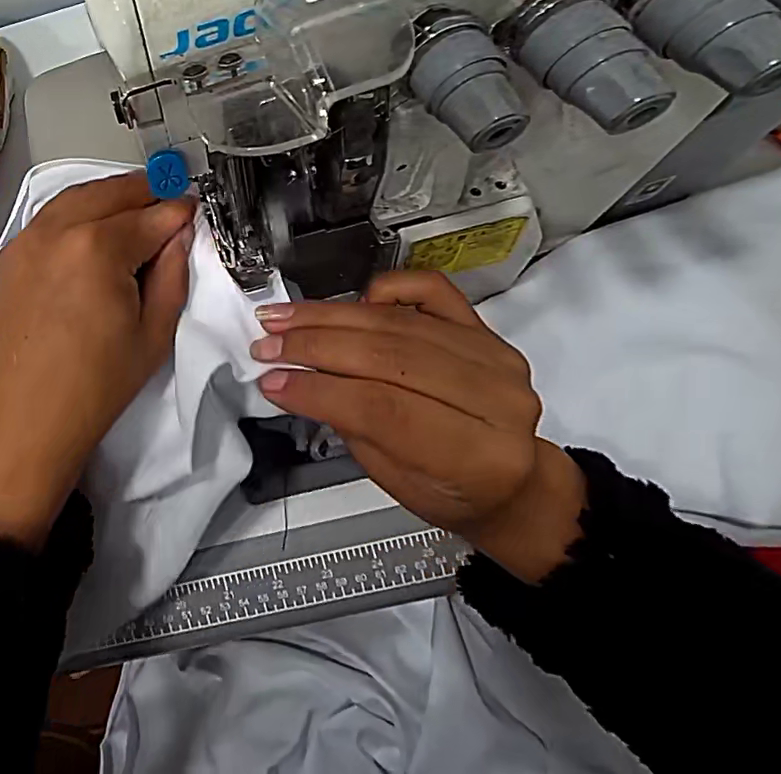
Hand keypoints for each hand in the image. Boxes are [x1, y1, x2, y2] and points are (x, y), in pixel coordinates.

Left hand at [0, 173, 194, 547]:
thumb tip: (178, 234)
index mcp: (97, 249)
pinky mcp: (8, 258)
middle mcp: (57, 232)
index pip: (151, 214)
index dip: (179, 210)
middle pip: (112, 191)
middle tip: (170, 198)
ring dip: (111, 194)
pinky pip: (49, 216)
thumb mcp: (153, 333)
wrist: (23, 423)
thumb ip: (172, 272)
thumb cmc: (94, 387)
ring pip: (77, 196)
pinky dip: (79, 210)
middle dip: (146, 190)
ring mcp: (26, 242)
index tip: (194, 210)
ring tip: (137, 206)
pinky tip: (95, 228)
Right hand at [251, 271, 584, 582]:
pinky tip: (353, 300)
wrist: (511, 479)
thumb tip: (296, 379)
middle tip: (269, 343)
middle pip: (388, 355)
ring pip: (397, 322)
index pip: (382, 407)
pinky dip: (387, 288)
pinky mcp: (483, 329)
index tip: (273, 379)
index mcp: (479, 455)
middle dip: (315, 345)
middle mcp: (495, 398)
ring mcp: (492, 356)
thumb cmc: (455, 492)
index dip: (319, 389)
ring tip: (287, 319)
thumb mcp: (396, 479)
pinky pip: (431, 289)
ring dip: (331, 317)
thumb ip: (352, 423)